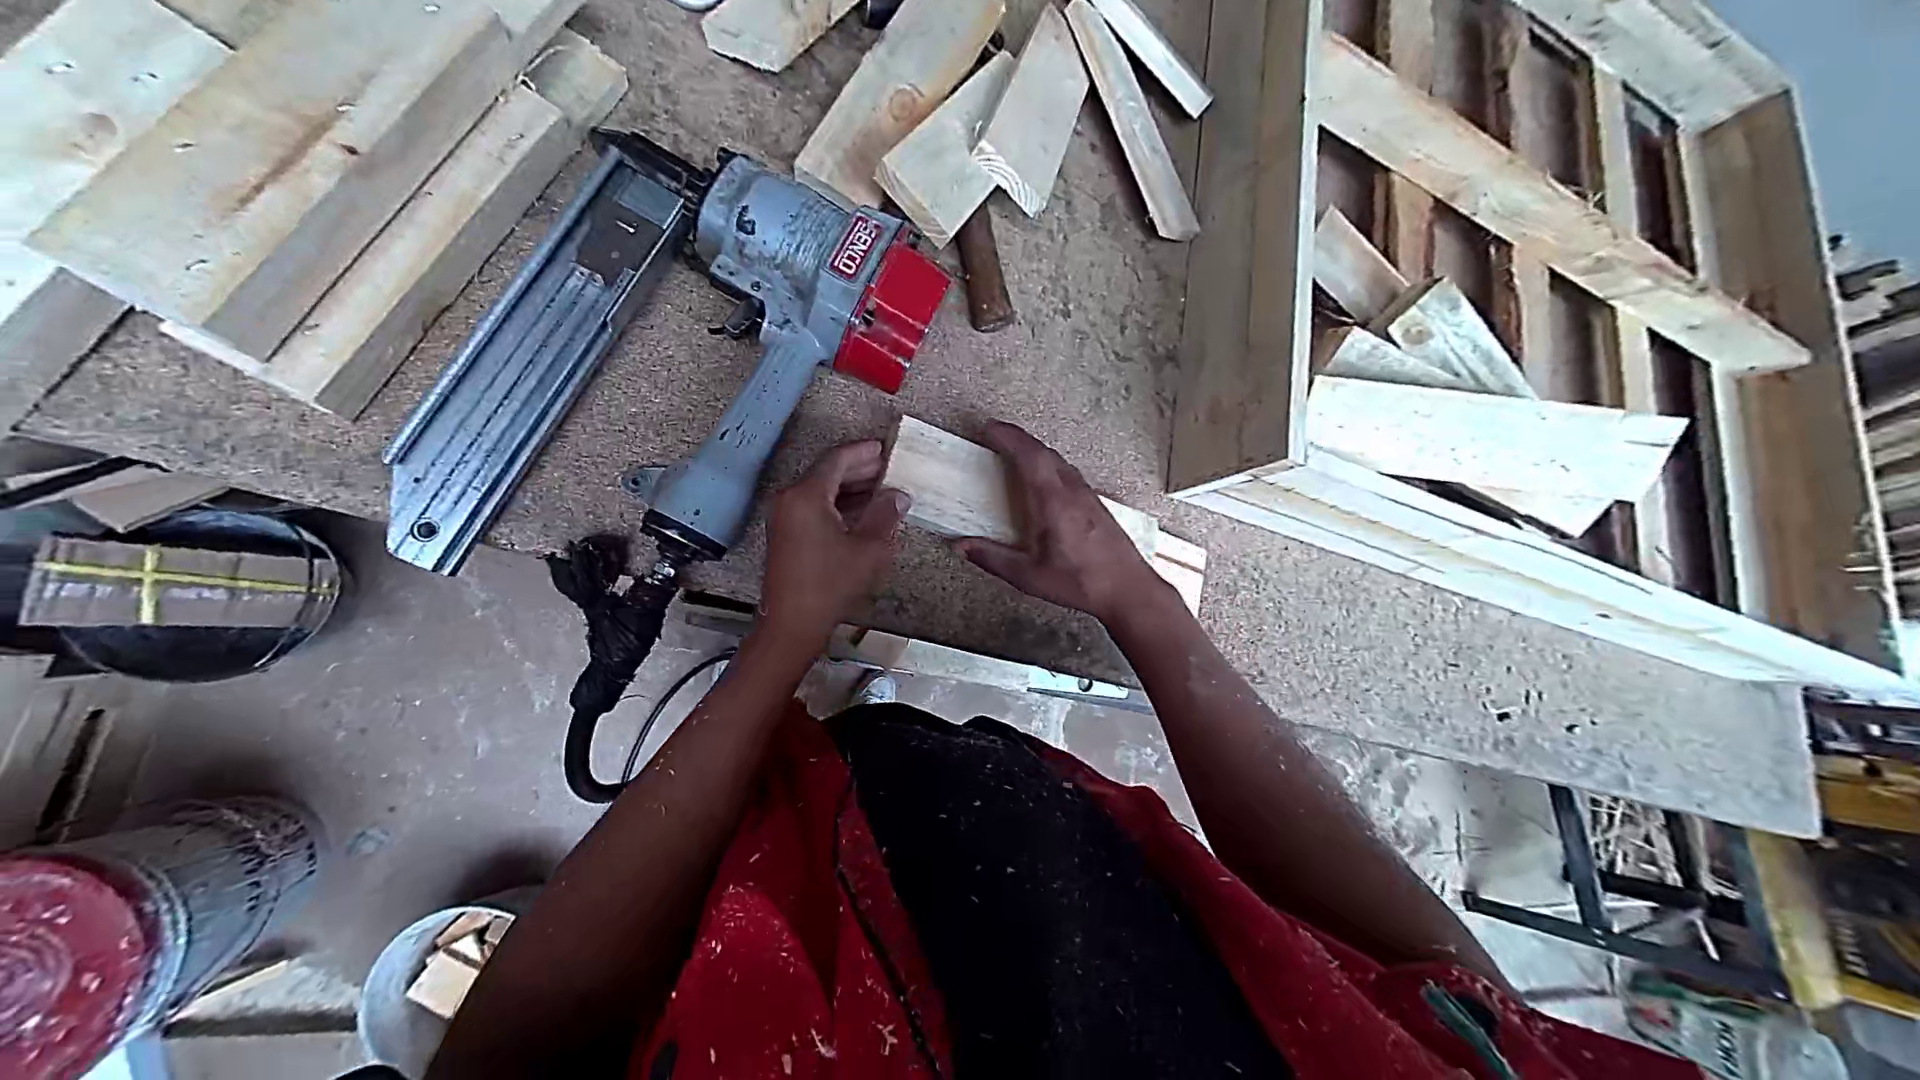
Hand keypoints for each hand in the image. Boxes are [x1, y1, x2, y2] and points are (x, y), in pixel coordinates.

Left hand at [760, 441, 908, 643]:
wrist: (794, 622)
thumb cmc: (828, 586)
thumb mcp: (868, 548)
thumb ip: (885, 515)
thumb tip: (897, 497)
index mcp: (806, 496)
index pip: (837, 460)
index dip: (863, 452)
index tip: (882, 449)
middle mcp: (790, 500)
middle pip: (827, 472)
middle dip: (859, 469)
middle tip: (886, 468)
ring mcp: (784, 517)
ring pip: (820, 490)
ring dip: (849, 488)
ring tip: (880, 489)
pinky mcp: (786, 534)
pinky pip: (813, 507)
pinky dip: (837, 504)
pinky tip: (860, 512)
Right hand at [952, 422, 1170, 624]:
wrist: (1127, 590)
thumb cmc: (1084, 583)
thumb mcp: (1029, 576)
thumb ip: (993, 558)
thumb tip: (963, 547)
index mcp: (1054, 503)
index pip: (1029, 456)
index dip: (1008, 437)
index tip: (989, 429)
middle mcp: (1073, 493)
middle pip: (1043, 451)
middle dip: (1018, 438)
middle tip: (997, 435)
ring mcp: (1088, 496)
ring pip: (1058, 460)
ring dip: (1035, 450)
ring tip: (1017, 452)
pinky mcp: (1096, 504)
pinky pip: (1069, 472)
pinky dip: (1050, 464)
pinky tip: (1045, 478)